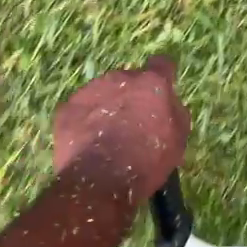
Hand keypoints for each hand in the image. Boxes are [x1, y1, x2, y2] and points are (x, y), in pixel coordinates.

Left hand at [51, 55, 190, 204]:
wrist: (101, 181)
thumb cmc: (147, 161)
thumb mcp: (178, 139)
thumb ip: (175, 112)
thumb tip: (169, 102)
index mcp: (152, 82)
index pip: (162, 65)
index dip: (162, 76)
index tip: (160, 92)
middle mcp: (122, 76)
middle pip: (129, 80)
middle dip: (131, 96)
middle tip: (131, 124)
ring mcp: (91, 89)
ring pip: (102, 92)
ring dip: (106, 107)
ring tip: (105, 138)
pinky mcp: (68, 107)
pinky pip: (79, 111)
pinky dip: (83, 123)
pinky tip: (85, 145)